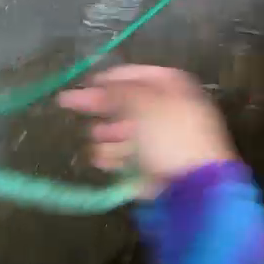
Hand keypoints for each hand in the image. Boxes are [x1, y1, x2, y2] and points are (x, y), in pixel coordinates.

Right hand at [56, 65, 237, 199]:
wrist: (193, 188)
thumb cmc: (170, 138)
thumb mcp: (143, 104)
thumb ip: (118, 90)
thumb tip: (100, 84)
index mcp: (176, 93)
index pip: (143, 75)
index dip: (116, 76)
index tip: (90, 81)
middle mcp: (170, 114)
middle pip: (129, 104)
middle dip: (102, 106)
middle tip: (70, 103)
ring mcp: (163, 142)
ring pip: (125, 132)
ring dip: (105, 134)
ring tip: (95, 137)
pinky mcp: (154, 167)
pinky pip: (127, 156)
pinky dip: (112, 156)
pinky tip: (101, 159)